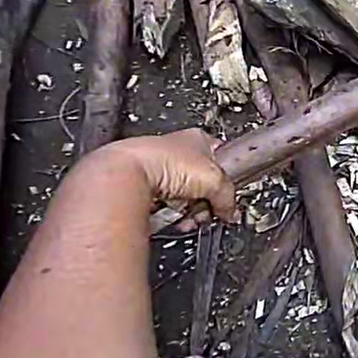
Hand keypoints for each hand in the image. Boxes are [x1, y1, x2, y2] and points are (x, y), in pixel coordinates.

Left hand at [88, 129, 238, 221]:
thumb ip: (229, 196)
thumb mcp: (216, 180)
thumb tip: (231, 211)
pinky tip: (171, 219)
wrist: (127, 176)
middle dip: (206, 201)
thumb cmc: (165, 162)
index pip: (220, 158)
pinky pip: (165, 208)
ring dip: (189, 212)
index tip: (226, 193)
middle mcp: (177, 151)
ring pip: (184, 198)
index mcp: (197, 138)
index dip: (225, 177)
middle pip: (202, 183)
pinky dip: (170, 216)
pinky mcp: (143, 189)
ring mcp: (159, 170)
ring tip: (188, 217)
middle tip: (206, 209)